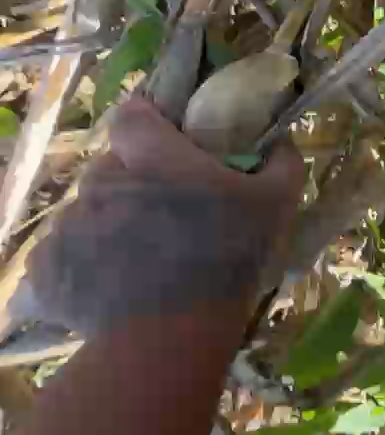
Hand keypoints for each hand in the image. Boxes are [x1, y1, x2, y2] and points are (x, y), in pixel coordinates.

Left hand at [12, 96, 303, 334]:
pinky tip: (116, 269)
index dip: (145, 114)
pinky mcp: (44, 268)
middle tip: (167, 195)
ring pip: (87, 205)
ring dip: (112, 212)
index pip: (132, 116)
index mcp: (159, 161)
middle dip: (135, 171)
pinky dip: (87, 250)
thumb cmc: (232, 252)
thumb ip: (281, 158)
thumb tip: (277, 139)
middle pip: (111, 163)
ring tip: (143, 239)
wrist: (169, 329)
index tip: (164, 125)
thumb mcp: (281, 197)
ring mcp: (67, 228)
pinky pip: (63, 245)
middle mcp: (105, 186)